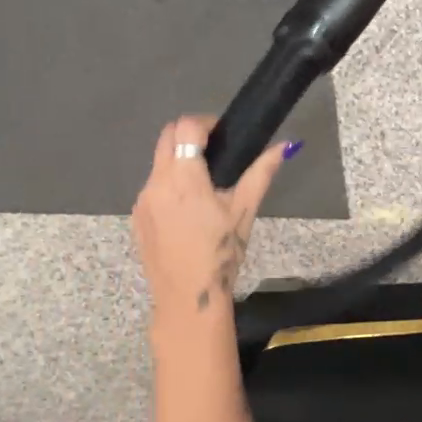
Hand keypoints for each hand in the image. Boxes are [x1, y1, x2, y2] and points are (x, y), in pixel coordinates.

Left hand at [132, 115, 293, 335]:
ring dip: (179, 159)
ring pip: (157, 162)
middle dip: (189, 135)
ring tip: (205, 183)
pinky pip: (152, 186)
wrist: (186, 298)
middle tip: (215, 149)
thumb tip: (285, 146)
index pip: (186, 128)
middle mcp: (156, 183)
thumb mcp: (245, 212)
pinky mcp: (137, 217)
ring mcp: (142, 201)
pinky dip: (169, 183)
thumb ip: (261, 173)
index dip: (205, 122)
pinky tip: (188, 208)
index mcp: (184, 178)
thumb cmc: (220, 253)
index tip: (222, 133)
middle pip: (166, 137)